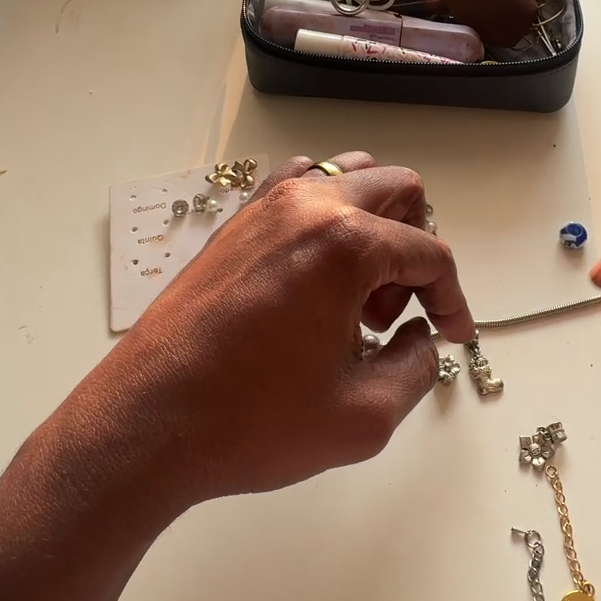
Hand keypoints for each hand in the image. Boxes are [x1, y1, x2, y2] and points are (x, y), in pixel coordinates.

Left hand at [0, 154, 476, 600]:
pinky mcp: (237, 218)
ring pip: (350, 177)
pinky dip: (327, 216)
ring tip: (352, 293)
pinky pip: (300, 186)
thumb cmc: (253, 422)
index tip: (455, 335)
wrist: (145, 423)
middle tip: (392, 315)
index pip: (430, 253)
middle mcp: (309, 203)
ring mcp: (267, 203)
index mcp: (345, 242)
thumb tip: (420, 335)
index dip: (453, 298)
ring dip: (373, 226)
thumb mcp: (362, 416)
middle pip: (399, 193)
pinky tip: (314, 274)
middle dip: (413, 250)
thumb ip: (417, 366)